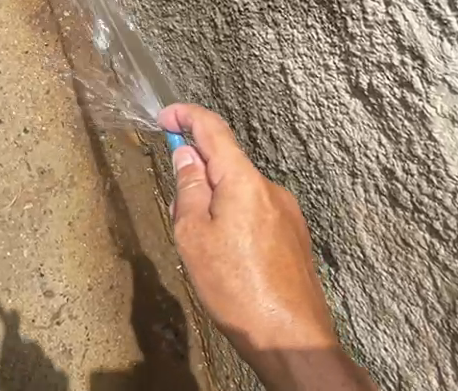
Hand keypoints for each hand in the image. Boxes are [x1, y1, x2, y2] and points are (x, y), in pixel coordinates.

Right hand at [160, 104, 375, 390]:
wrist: (293, 343)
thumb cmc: (236, 288)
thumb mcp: (193, 235)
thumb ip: (188, 188)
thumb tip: (186, 156)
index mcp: (244, 182)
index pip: (213, 128)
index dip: (185, 115)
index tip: (163, 117)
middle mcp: (270, 189)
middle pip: (225, 161)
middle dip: (195, 172)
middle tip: (177, 210)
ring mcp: (287, 214)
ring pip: (238, 189)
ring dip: (213, 199)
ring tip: (201, 245)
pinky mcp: (294, 237)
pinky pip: (254, 210)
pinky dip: (232, 216)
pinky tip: (225, 256)